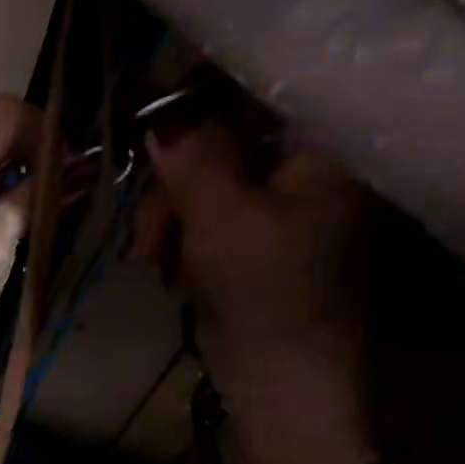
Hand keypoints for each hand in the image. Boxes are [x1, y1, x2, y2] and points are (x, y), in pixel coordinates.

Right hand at [148, 122, 377, 463]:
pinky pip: (198, 216)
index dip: (197, 100)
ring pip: (199, 184)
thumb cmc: (263, 292)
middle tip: (147, 238)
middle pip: (217, 142)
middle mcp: (303, 164)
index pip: (258, 90)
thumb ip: (192, 163)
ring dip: (163, 222)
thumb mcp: (221, 222)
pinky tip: (170, 271)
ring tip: (154, 263)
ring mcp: (277, 201)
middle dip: (169, 189)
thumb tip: (157, 116)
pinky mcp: (250, 235)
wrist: (279, 373)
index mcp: (320, 148)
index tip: (144, 125)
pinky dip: (174, 240)